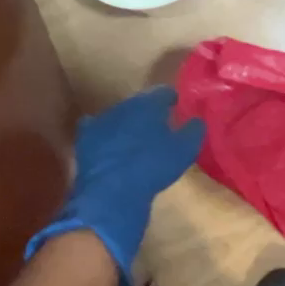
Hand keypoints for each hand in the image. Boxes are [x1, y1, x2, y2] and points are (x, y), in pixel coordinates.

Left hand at [25, 88, 205, 285]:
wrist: (112, 193)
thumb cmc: (153, 167)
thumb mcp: (184, 151)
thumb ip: (194, 131)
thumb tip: (197, 121)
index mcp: (149, 103)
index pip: (163, 92)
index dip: (171, 100)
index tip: (176, 107)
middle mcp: (125, 106)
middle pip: (140, 102)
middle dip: (148, 111)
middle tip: (158, 124)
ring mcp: (102, 121)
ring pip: (119, 115)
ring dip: (127, 123)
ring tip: (134, 137)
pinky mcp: (86, 139)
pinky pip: (96, 130)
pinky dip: (104, 135)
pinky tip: (107, 144)